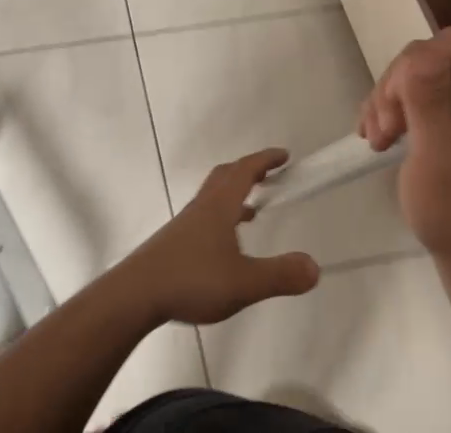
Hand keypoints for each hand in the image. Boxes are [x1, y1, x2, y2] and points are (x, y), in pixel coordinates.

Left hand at [111, 149, 320, 325]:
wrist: (136, 294)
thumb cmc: (191, 280)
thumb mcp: (244, 282)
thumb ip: (280, 275)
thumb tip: (314, 267)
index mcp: (219, 207)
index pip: (244, 171)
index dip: (264, 160)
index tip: (284, 155)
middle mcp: (201, 208)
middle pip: (224, 177)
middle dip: (248, 171)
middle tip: (270, 175)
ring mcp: (185, 225)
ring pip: (212, 198)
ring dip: (234, 195)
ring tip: (253, 210)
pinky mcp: (174, 243)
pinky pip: (204, 218)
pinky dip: (222, 218)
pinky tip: (225, 245)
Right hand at [359, 30, 450, 266]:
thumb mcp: (439, 160)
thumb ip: (430, 104)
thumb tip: (419, 50)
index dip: (418, 65)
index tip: (398, 107)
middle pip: (429, 59)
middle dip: (396, 89)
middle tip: (383, 132)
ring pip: (414, 78)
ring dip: (386, 103)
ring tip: (376, 142)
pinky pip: (412, 98)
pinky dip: (387, 113)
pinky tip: (375, 139)